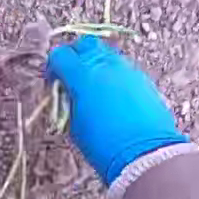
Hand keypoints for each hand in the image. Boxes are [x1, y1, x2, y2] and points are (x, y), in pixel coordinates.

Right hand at [46, 36, 187, 183]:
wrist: (144, 153)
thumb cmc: (103, 145)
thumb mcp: (74, 125)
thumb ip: (68, 102)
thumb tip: (67, 94)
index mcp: (82, 75)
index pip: (60, 55)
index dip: (53, 68)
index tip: (54, 82)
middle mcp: (105, 65)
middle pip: (85, 44)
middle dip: (75, 56)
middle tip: (72, 77)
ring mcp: (126, 70)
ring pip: (106, 54)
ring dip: (96, 65)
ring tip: (94, 89)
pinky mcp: (142, 79)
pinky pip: (122, 69)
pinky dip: (113, 76)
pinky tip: (112, 97)